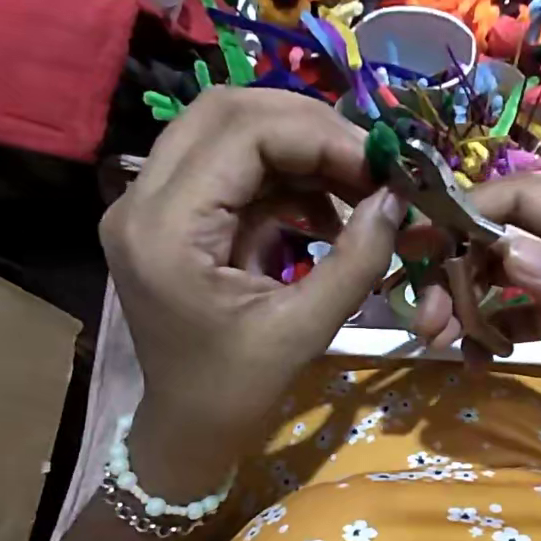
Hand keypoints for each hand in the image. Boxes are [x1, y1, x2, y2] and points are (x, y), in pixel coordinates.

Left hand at [101, 89, 403, 494]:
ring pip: (230, 132)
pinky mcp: (173, 215)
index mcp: (166, 230)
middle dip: (310, 129)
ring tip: (356, 188)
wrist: (188, 427)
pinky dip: (287, 180)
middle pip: (228, 112)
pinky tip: (325, 214)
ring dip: (301, 151)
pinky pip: (235, 170)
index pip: (241, 132)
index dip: (319, 135)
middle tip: (369, 165)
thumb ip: (355, 260)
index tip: (380, 166)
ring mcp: (152, 204)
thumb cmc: (236, 391)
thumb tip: (397, 199)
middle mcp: (143, 199)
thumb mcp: (303, 330)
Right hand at [408, 176, 540, 432]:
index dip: (468, 211)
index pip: (524, 200)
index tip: (419, 245)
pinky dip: (491, 336)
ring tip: (446, 347)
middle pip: (501, 242)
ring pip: (502, 284)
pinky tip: (480, 362)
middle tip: (427, 324)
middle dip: (456, 273)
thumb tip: (507, 253)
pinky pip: (518, 323)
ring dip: (467, 308)